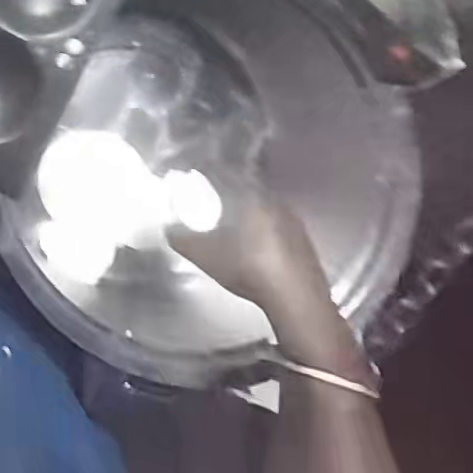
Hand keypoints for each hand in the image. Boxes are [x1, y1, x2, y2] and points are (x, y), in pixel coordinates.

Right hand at [167, 179, 329, 316]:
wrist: (298, 303)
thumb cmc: (247, 269)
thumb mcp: (201, 253)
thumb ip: (178, 236)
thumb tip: (168, 226)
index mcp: (248, 196)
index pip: (219, 172)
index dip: (199, 170)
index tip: (184, 172)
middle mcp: (273, 201)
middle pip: (240, 184)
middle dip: (220, 188)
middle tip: (202, 195)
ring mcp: (293, 220)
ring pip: (258, 202)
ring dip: (240, 205)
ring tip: (223, 217)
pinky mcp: (303, 239)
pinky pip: (272, 219)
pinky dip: (256, 221)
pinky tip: (248, 238)